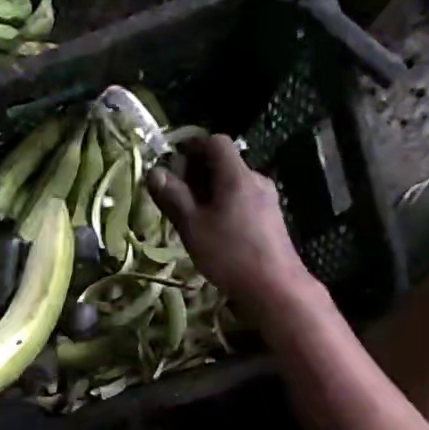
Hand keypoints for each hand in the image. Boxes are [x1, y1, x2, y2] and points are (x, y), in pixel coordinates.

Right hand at [145, 135, 316, 322]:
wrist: (274, 287)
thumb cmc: (229, 253)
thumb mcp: (192, 226)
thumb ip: (173, 197)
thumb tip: (154, 172)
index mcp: (236, 175)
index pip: (215, 142)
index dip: (193, 145)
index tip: (173, 160)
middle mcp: (256, 180)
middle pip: (225, 163)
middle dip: (198, 172)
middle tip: (175, 192)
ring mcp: (267, 199)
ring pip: (234, 184)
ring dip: (211, 191)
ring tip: (192, 215)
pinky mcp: (271, 219)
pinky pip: (243, 200)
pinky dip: (225, 205)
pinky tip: (215, 229)